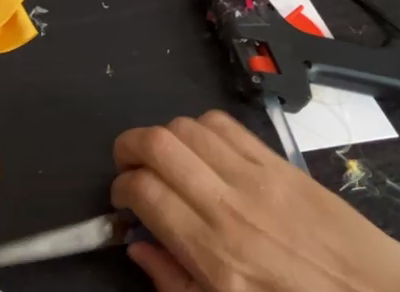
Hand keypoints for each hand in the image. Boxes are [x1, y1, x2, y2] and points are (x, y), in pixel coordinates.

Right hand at [112, 111, 399, 291]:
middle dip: (128, 148)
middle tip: (129, 168)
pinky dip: (199, 128)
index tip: (122, 201)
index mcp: (214, 255)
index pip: (143, 191)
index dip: (120, 189)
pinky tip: (202, 150)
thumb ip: (176, 284)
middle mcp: (228, 206)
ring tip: (166, 160)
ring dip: (163, 137)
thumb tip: (138, 248)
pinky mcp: (279, 163)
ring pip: (185, 127)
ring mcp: (256, 178)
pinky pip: (224, 124)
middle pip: (156, 144)